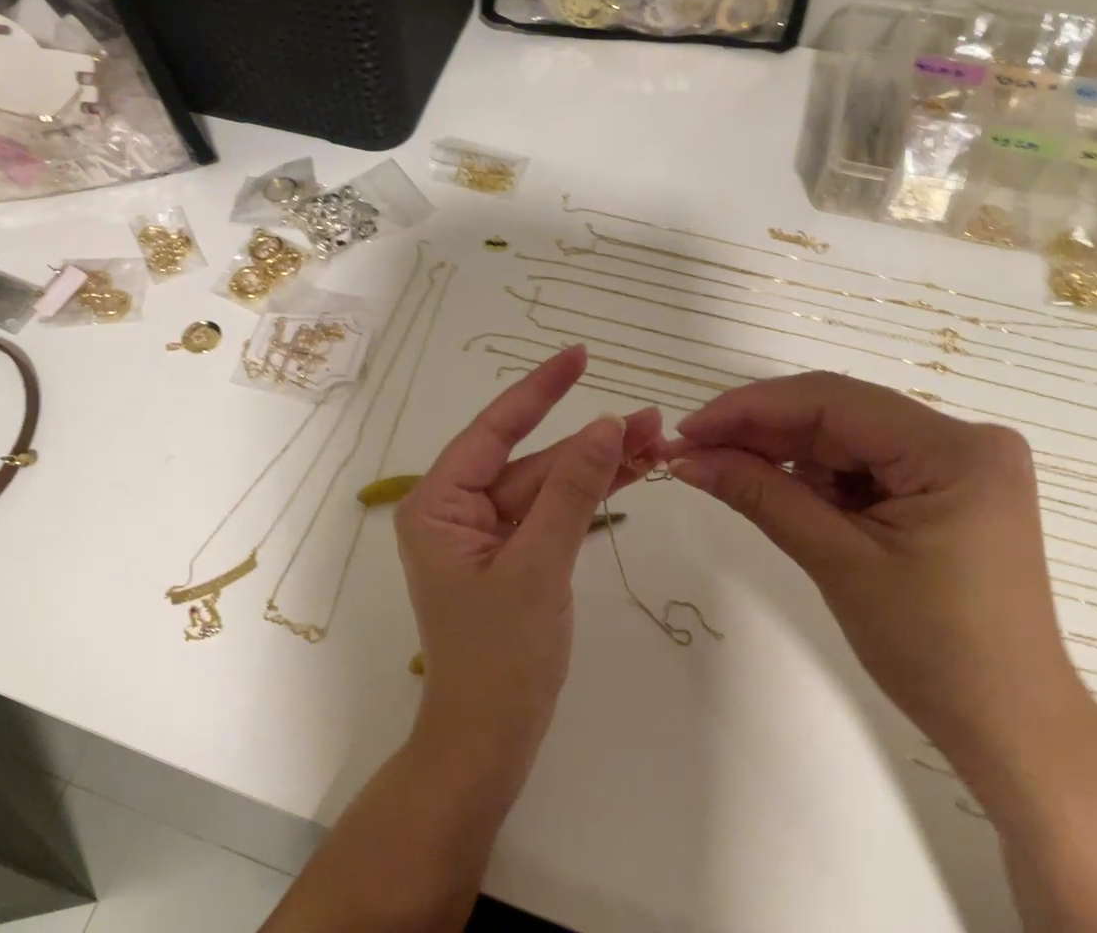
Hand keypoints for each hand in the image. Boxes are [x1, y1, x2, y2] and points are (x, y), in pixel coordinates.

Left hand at [396, 346, 664, 784]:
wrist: (490, 740)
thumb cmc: (500, 657)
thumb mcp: (538, 566)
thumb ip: (571, 491)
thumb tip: (606, 424)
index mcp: (437, 506)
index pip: (492, 432)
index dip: (538, 391)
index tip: (578, 355)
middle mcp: (455, 513)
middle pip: (528, 461)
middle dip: (589, 442)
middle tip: (654, 418)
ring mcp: (485, 538)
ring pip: (547, 488)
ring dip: (598, 468)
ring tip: (658, 441)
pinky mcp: (512, 561)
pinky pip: (551, 517)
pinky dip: (589, 500)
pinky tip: (631, 474)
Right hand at [664, 372, 1083, 762]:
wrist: (1008, 722)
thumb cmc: (933, 648)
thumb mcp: (838, 562)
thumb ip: (761, 496)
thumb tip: (685, 458)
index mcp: (956, 449)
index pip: (833, 401)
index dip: (750, 408)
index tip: (687, 429)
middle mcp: (964, 441)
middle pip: (840, 416)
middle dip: (761, 432)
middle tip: (690, 452)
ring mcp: (958, 467)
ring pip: (847, 440)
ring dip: (783, 456)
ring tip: (720, 472)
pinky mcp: (945, 493)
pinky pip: (865, 468)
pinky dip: (815, 480)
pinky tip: (772, 490)